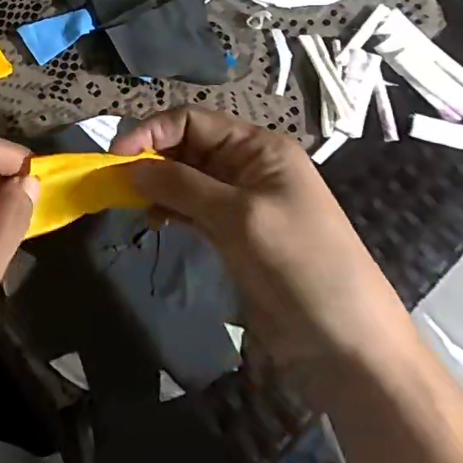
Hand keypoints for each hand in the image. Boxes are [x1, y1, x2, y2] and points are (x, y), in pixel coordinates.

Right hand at [111, 108, 413, 388]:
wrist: (347, 343)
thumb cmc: (299, 264)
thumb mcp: (238, 216)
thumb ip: (180, 184)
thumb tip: (128, 166)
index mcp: (258, 148)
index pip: (190, 120)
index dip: (150, 132)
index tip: (116, 158)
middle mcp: (246, 165)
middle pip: (182, 145)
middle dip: (148, 158)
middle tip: (117, 183)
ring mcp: (238, 199)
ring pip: (180, 176)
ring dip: (153, 185)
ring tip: (133, 204)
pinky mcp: (230, 230)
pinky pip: (186, 204)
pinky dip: (165, 207)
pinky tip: (154, 221)